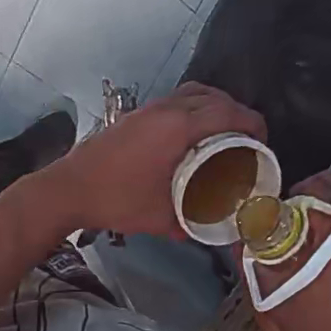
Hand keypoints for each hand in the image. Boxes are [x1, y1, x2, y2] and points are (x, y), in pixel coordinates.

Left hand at [20, 83, 265, 236]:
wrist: (67, 189)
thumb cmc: (115, 200)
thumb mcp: (158, 218)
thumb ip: (189, 225)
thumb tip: (213, 236)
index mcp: (177, 127)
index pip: (229, 113)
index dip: (253, 124)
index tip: (263, 142)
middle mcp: (165, 109)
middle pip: (214, 97)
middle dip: (237, 114)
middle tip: (247, 140)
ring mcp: (147, 109)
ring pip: (193, 94)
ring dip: (214, 108)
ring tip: (223, 135)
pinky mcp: (134, 116)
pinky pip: (175, 101)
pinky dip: (192, 110)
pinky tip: (192, 137)